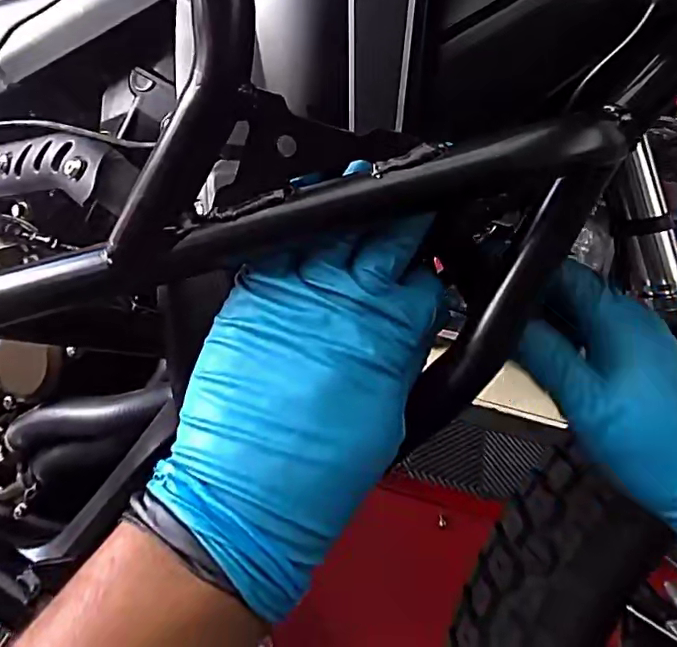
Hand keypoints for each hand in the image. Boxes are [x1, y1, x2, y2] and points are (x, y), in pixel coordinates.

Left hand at [143, 205, 443, 622]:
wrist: (244, 496)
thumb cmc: (317, 471)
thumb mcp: (390, 414)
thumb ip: (404, 353)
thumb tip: (415, 320)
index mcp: (388, 332)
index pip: (425, 278)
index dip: (431, 265)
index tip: (431, 258)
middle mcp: (346, 301)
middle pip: (387, 237)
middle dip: (404, 217)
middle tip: (411, 201)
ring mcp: (298, 291)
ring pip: (335, 226)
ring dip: (351, 200)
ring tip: (360, 179)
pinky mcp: (255, 294)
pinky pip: (277, 243)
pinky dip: (294, 221)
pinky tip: (303, 203)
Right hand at [515, 262, 676, 593]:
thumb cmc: (655, 449)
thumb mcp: (584, 401)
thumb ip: (544, 355)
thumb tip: (508, 325)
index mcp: (617, 316)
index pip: (563, 270)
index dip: (526, 273)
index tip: (499, 280)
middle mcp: (632, 316)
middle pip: (571, 287)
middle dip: (535, 296)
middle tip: (504, 315)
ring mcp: (640, 335)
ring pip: (582, 309)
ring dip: (552, 317)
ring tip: (524, 338)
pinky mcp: (643, 355)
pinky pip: (596, 330)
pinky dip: (571, 336)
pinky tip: (557, 358)